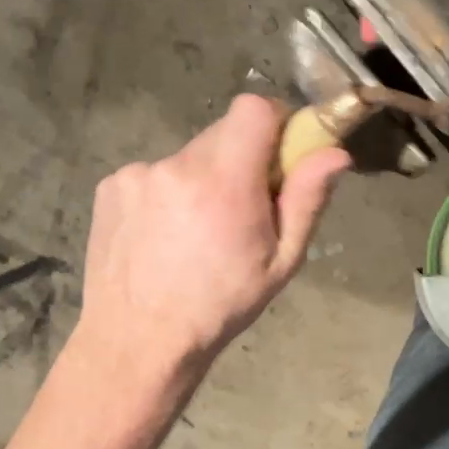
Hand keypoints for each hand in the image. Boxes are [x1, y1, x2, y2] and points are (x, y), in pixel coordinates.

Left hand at [74, 94, 350, 379]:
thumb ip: (307, 200)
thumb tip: (336, 153)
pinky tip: (169, 236)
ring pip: (191, 156)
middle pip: (224, 132)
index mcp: (225, 182)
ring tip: (202, 232)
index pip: (254, 108)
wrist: (138, 340)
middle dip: (244, 159)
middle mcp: (177, 165)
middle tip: (247, 209)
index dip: (276, 121)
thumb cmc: (222, 305)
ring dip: (206, 179)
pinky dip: (172, 193)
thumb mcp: (281, 261)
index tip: (284, 154)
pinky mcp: (111, 185)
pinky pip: (158, 173)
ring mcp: (138, 173)